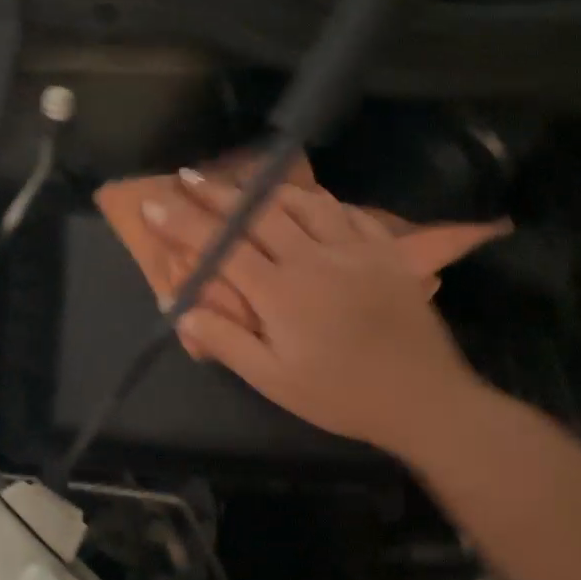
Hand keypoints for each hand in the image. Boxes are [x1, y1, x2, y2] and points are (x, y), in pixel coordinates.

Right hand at [142, 174, 486, 452]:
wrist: (427, 402)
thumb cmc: (341, 395)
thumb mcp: (273, 380)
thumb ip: (226, 341)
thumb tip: (182, 308)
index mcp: (281, 292)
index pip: (222, 246)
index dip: (183, 223)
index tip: (153, 203)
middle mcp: (315, 259)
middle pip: (259, 213)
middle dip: (217, 193)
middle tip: (188, 177)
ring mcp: (356, 251)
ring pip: (305, 203)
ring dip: (268, 189)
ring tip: (244, 182)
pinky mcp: (388, 254)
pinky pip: (350, 213)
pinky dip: (322, 202)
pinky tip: (311, 203)